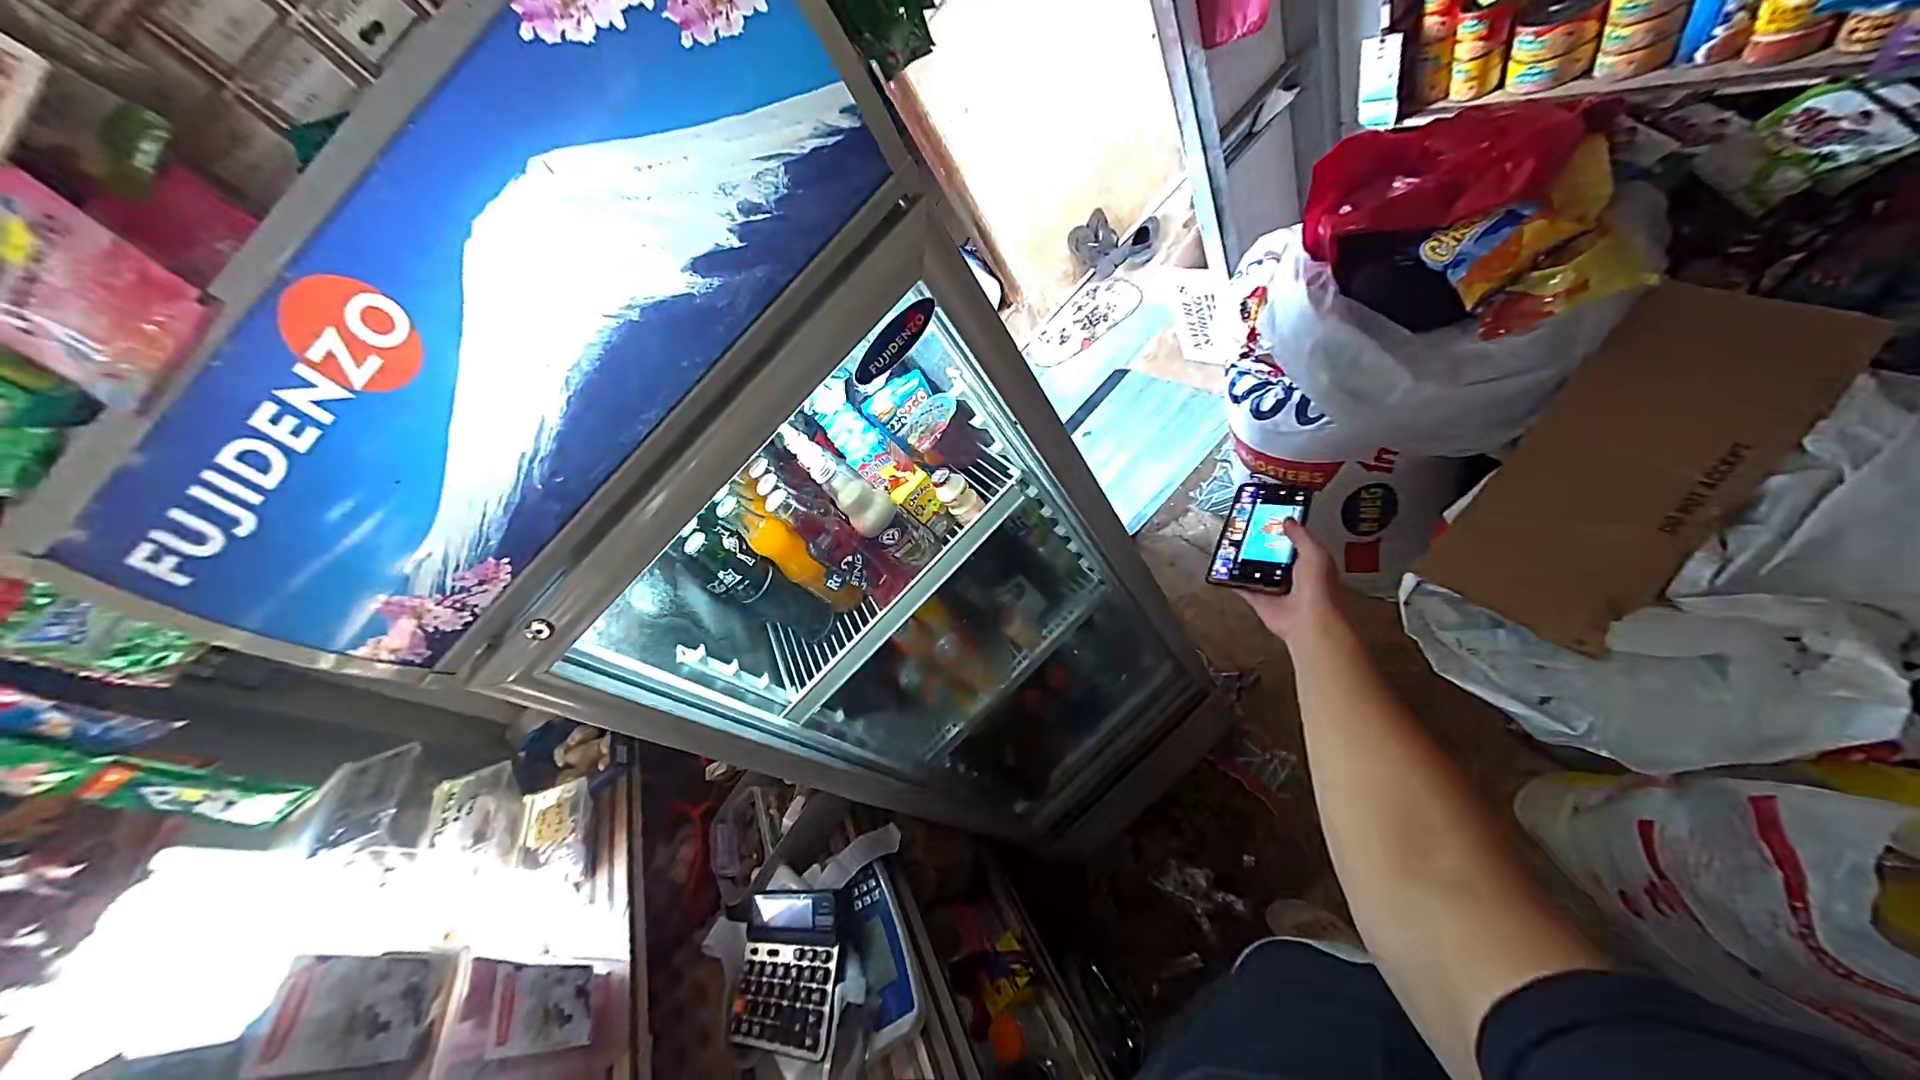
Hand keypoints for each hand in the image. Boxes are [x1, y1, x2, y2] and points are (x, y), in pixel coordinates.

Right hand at [1238, 519, 1344, 644]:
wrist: (1308, 620)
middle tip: (1243, 529)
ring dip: (1244, 560)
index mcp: (1308, 560)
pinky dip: (1231, 580)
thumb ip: (1301, 536)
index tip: (1266, 516)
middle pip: (1270, 553)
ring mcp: (1273, 586)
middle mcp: (1290, 573)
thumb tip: (1288, 520)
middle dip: (1258, 543)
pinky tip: (1223, 570)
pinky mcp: (1258, 599)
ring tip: (1230, 545)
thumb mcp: (1315, 554)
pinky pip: (1242, 587)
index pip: (1293, 540)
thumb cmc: (1318, 588)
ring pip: (1255, 569)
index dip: (1281, 528)